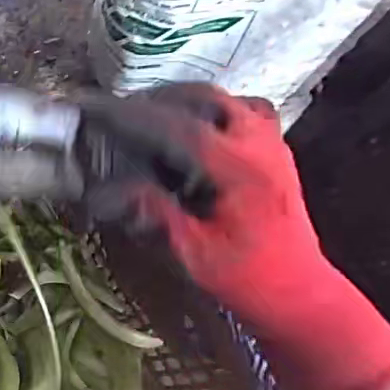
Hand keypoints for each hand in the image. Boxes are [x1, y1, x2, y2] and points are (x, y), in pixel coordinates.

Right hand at [83, 84, 389, 389]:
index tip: (92, 108)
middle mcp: (259, 144)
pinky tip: (187, 129)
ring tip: (144, 118)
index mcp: (240, 170)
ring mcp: (271, 141)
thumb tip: (100, 193)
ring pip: (219, 98)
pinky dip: (206, 110)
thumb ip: (152, 214)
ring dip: (178, 101)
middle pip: (199, 98)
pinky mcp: (273, 147)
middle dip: (152, 101)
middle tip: (114, 114)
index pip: (176, 127)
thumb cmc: (246, 278)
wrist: (298, 291)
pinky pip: (237, 109)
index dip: (129, 115)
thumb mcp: (192, 253)